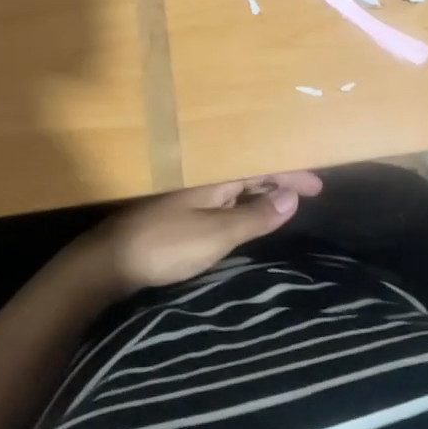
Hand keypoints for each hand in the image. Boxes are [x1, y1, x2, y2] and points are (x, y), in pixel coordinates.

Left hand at [78, 172, 323, 294]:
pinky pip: (224, 200)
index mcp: (215, 177)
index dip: (291, 174)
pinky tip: (249, 214)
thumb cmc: (165, 245)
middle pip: (250, 172)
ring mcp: (190, 196)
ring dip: (263, 191)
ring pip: (236, 187)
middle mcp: (204, 179)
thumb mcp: (216, 235)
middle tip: (310, 192)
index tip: (319, 185)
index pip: (262, 166)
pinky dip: (244, 204)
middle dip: (280, 179)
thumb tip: (291, 197)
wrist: (109, 262)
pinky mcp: (180, 214)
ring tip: (287, 200)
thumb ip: (254, 216)